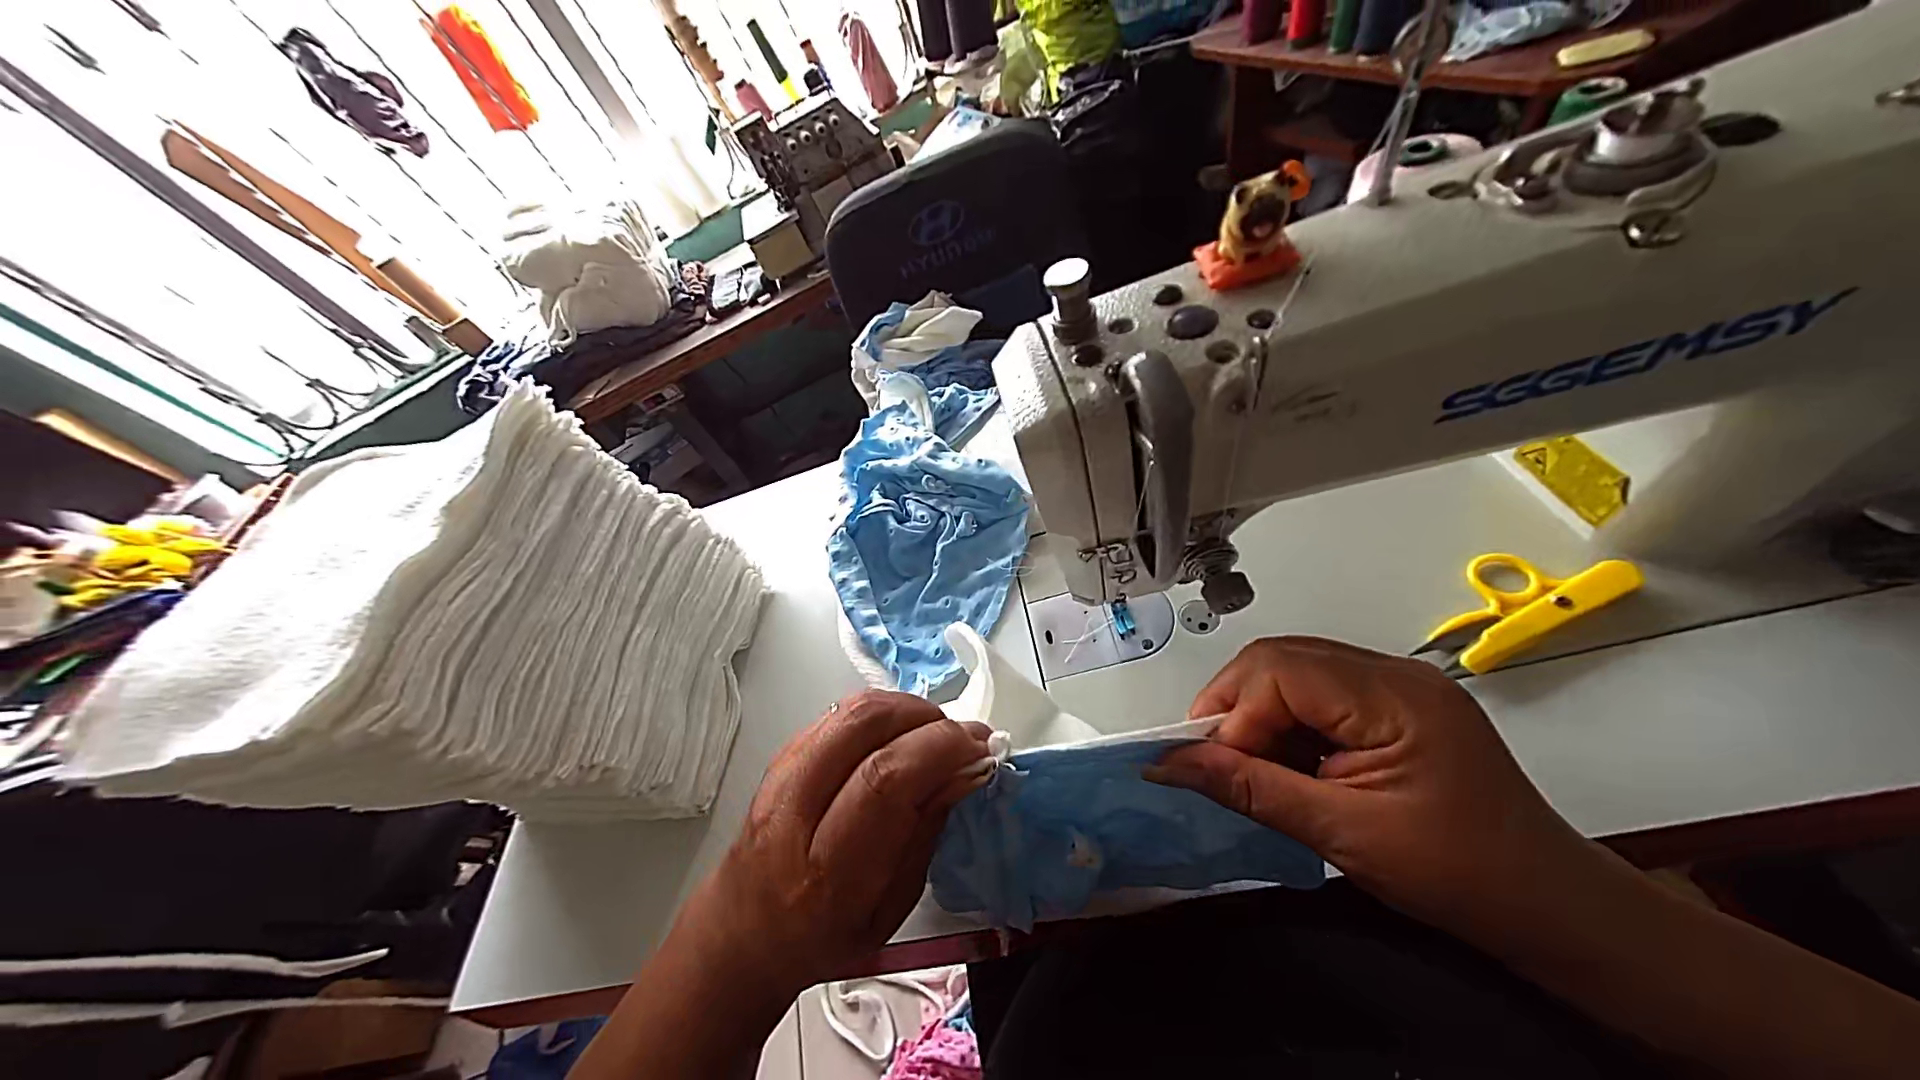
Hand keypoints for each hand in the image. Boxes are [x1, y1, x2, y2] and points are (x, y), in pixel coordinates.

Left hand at [669, 690, 993, 998]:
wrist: (746, 930)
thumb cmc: (824, 935)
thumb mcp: (891, 907)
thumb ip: (927, 830)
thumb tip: (967, 768)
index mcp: (827, 867)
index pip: (886, 779)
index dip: (941, 749)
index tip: (980, 748)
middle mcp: (795, 809)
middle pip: (864, 726)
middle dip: (927, 719)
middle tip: (962, 737)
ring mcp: (782, 774)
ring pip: (850, 709)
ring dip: (906, 708)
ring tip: (936, 732)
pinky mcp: (781, 754)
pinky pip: (838, 712)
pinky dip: (882, 711)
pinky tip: (903, 732)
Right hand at [1149, 636, 1599, 939]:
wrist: (1551, 906)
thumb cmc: (1460, 876)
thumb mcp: (1343, 834)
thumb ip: (1251, 789)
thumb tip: (1172, 763)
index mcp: (1394, 698)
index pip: (1280, 671)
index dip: (1234, 713)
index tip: (1213, 766)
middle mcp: (1394, 674)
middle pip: (1280, 658)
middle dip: (1234, 704)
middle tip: (1215, 759)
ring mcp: (1395, 684)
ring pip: (1291, 669)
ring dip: (1255, 712)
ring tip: (1248, 765)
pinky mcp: (1391, 702)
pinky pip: (1314, 689)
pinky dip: (1283, 720)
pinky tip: (1284, 760)